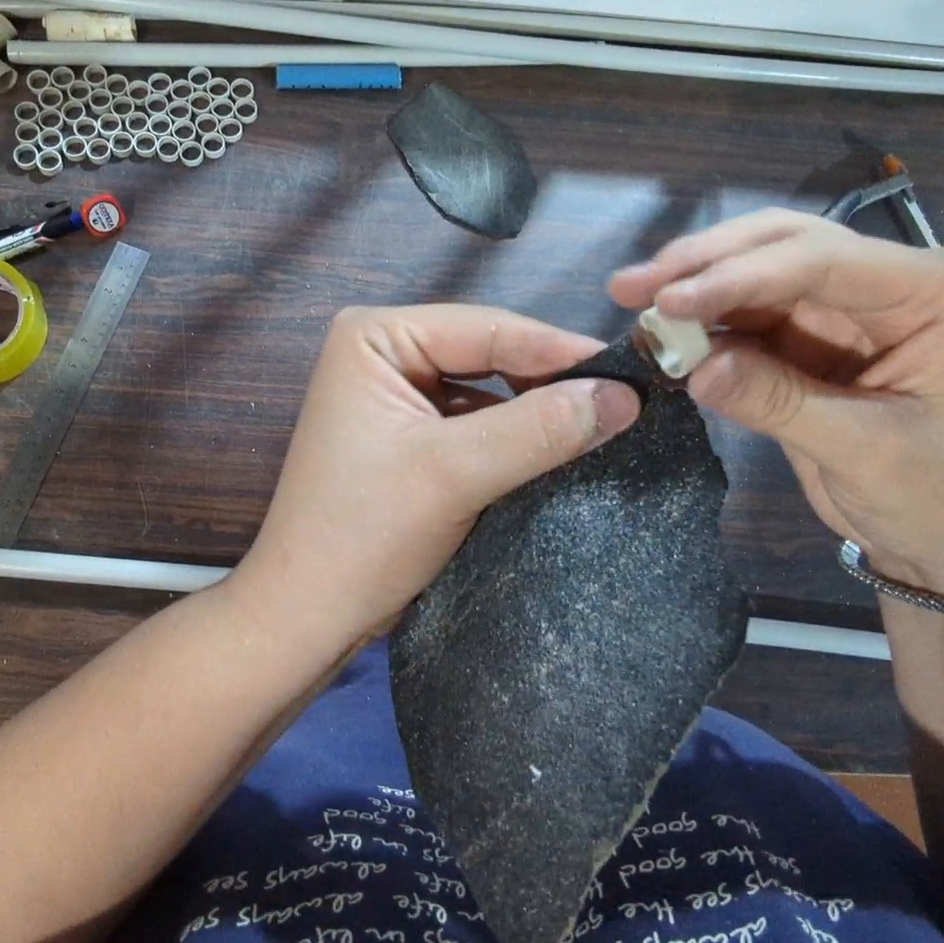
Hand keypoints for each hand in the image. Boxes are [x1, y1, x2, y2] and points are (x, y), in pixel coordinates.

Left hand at [232, 305, 640, 646]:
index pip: (485, 327)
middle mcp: (381, 353)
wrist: (307, 616)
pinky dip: (513, 438)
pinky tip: (558, 451)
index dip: (560, 349)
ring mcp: (392, 397)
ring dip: (536, 411)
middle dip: (549, 381)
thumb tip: (626, 396)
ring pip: (485, 390)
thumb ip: (539, 429)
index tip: (636, 372)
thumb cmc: (364, 535)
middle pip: (487, 354)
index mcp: (374, 336)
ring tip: (604, 424)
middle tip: (626, 401)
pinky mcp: (406, 438)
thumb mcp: (455, 473)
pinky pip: (473, 424)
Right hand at [610, 210, 943, 596]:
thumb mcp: (865, 452)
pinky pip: (745, 316)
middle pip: (783, 244)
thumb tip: (696, 367)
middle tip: (632, 285)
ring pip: (755, 271)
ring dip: (694, 284)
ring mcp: (842, 308)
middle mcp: (884, 282)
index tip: (667, 301)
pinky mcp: (807, 338)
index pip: (820, 261)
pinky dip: (702, 322)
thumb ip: (780, 402)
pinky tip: (660, 330)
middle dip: (706, 262)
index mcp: (928, 292)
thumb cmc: (942, 496)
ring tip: (632, 298)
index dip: (737, 277)